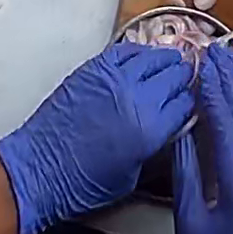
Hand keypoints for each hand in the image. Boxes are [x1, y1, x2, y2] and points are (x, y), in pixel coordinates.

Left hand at [0, 42, 193, 233]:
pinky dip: (139, 52)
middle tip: (186, 77)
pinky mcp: (95, 68)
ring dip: (166, 59)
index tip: (194, 99)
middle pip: (176, 75)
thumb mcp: (133, 176)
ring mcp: (116, 79)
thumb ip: (157, 144)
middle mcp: (139, 99)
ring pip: (155, 56)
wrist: (38, 170)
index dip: (193, 100)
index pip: (187, 103)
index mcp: (151, 130)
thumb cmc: (83, 184)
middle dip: (184, 77)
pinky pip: (127, 50)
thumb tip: (171, 124)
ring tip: (170, 62)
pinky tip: (143, 57)